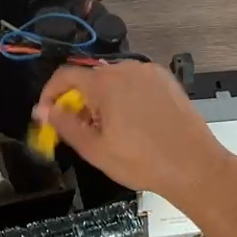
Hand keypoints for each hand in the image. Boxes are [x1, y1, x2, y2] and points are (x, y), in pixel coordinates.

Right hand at [35, 61, 236, 198]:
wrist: (194, 166)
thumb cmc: (143, 161)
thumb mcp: (94, 149)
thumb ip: (64, 125)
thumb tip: (43, 111)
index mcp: (105, 83)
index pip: (65, 76)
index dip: (50, 93)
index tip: (47, 113)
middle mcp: (127, 70)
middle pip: (90, 78)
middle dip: (78, 101)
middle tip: (79, 130)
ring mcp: (149, 73)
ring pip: (113, 81)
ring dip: (101, 100)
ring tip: (107, 131)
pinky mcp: (166, 81)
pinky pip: (135, 83)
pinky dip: (124, 98)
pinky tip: (131, 124)